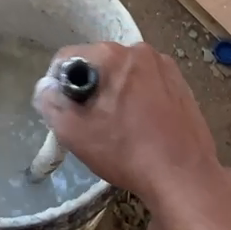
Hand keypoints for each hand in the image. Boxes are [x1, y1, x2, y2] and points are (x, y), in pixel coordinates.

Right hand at [33, 41, 221, 206]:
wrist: (185, 178)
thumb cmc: (127, 152)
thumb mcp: (76, 133)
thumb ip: (51, 104)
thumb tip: (45, 88)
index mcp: (112, 56)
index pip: (69, 57)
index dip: (59, 82)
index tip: (64, 110)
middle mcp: (140, 51)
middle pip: (98, 64)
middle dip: (90, 88)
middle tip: (91, 122)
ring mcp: (165, 66)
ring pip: (124, 74)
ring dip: (115, 93)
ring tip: (119, 127)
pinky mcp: (182, 84)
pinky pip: (147, 83)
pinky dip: (139, 98)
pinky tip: (142, 127)